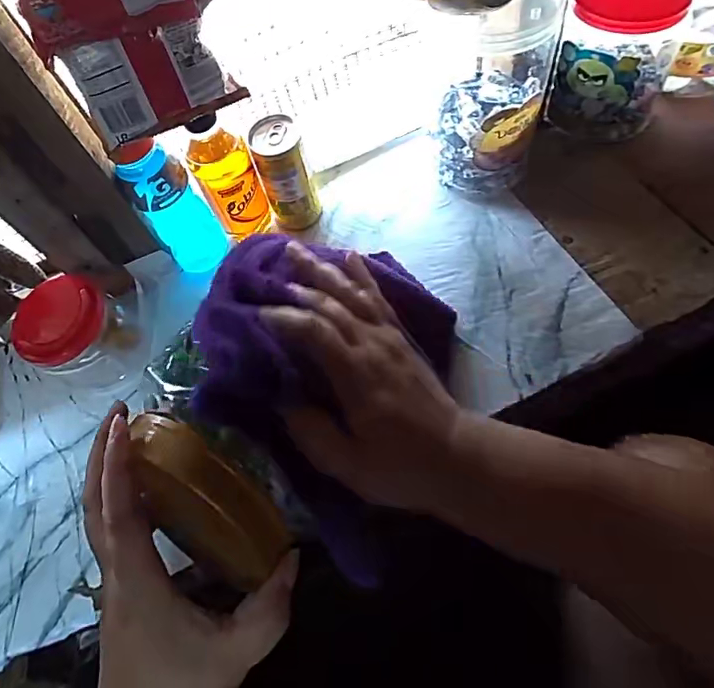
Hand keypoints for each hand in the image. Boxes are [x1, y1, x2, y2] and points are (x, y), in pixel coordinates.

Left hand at [82, 402, 297, 687]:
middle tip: (119, 414)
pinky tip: (141, 487)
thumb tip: (292, 558)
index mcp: (134, 576)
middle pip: (92, 502)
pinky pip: (107, 527)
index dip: (114, 464)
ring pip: (95, 514)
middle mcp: (113, 569)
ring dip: (103, 471)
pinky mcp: (117, 586)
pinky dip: (114, 494)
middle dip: (99, 453)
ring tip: (125, 437)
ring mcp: (110, 578)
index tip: (120, 423)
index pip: (115, 509)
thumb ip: (266, 612)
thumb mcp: (232, 656)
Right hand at [260, 243, 473, 514]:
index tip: (256, 313)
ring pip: (351, 292)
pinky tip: (349, 255)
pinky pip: (378, 297)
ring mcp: (388, 336)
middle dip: (295, 283)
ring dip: (322, 269)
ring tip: (295, 248)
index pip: (315, 331)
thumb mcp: (348, 465)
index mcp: (356, 375)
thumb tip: (280, 397)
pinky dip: (362, 274)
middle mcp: (371, 345)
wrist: (457, 457)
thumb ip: (311, 432)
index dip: (284, 318)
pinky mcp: (400, 336)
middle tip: (263, 272)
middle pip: (330, 303)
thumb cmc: (399, 466)